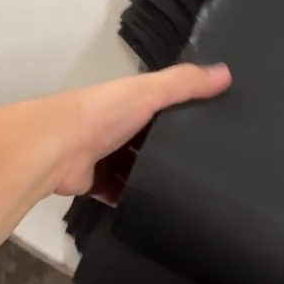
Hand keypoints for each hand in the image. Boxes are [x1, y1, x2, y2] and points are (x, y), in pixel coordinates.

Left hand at [38, 63, 231, 197]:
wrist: (57, 148)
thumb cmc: (104, 113)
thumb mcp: (149, 91)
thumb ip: (184, 83)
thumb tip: (227, 72)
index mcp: (129, 100)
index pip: (163, 103)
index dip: (187, 111)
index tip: (218, 124)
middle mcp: (117, 126)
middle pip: (151, 139)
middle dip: (173, 150)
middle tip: (212, 168)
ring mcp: (105, 156)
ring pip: (137, 169)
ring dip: (156, 178)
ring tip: (195, 193)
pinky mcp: (97, 184)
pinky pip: (122, 194)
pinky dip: (137, 201)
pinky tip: (163, 210)